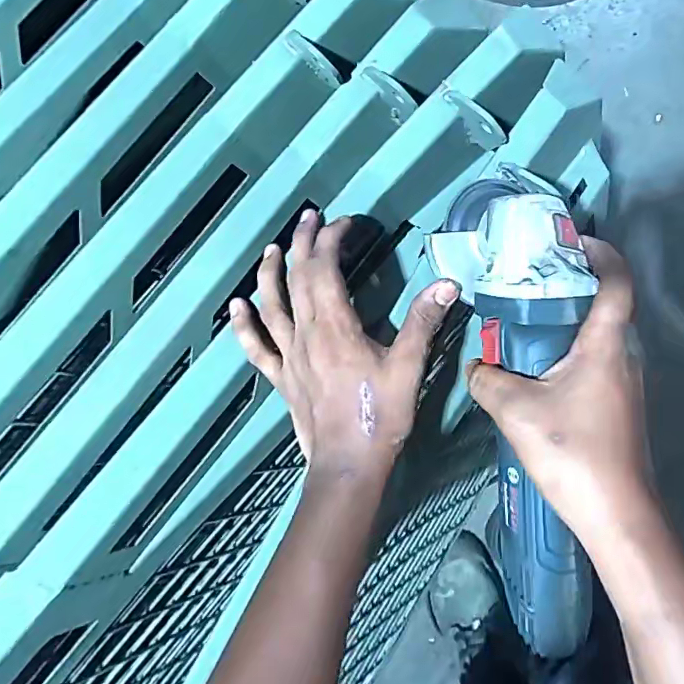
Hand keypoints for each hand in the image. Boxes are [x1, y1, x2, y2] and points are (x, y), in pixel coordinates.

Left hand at [231, 209, 459, 481]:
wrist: (347, 466)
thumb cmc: (380, 415)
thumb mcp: (408, 367)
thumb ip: (424, 322)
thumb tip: (447, 283)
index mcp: (335, 327)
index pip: (325, 270)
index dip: (331, 241)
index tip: (346, 223)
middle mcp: (306, 335)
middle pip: (297, 279)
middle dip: (304, 243)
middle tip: (310, 217)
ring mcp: (289, 357)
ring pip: (272, 305)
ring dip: (270, 273)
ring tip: (273, 248)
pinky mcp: (282, 378)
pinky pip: (257, 347)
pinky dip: (243, 325)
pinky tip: (236, 307)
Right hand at [464, 237, 653, 545]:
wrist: (617, 514)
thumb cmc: (574, 452)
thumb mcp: (517, 411)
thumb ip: (489, 379)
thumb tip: (476, 365)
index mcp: (606, 343)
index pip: (618, 281)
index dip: (602, 252)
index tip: (573, 242)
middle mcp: (624, 354)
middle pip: (607, 304)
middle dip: (574, 284)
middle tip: (534, 279)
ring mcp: (626, 381)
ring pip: (600, 335)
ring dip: (570, 321)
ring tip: (528, 322)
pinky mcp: (620, 404)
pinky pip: (598, 360)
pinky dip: (572, 350)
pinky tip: (541, 370)